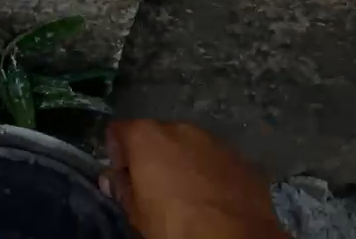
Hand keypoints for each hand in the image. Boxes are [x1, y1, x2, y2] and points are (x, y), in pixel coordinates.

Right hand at [103, 121, 286, 238]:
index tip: (122, 177)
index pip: (118, 131)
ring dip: (186, 164)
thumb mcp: (138, 216)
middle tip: (157, 190)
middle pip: (157, 137)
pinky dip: (213, 175)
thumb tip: (112, 179)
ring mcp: (215, 142)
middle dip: (155, 158)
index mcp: (146, 136)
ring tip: (191, 197)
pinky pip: (218, 163)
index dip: (116, 153)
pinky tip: (217, 201)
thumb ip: (122, 190)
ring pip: (191, 147)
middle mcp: (179, 128)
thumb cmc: (176, 228)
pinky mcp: (244, 162)